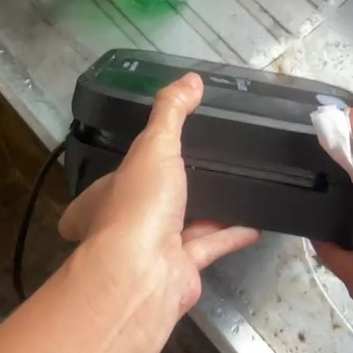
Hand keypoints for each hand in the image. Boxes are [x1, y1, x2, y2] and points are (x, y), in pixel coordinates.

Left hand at [58, 74, 260, 313]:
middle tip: (193, 171)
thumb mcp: (154, 145)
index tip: (131, 166)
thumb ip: (172, 112)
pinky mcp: (181, 270)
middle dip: (163, 194)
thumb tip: (191, 79)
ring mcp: (152, 251)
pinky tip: (254, 223)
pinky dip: (230, 235)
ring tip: (230, 189)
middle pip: (142, 208)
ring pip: (179, 227)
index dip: (111, 179)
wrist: (145, 273)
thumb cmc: (138, 205)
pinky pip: (209, 246)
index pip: (99, 190)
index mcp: (103, 199)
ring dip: (204, 212)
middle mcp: (123, 227)